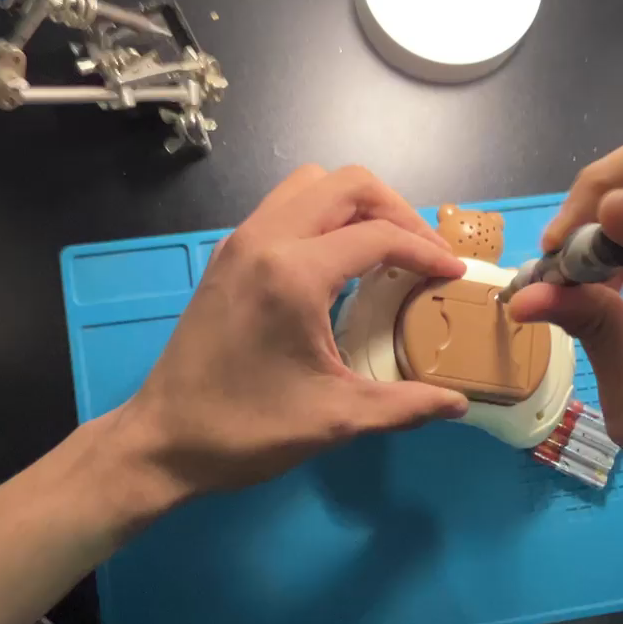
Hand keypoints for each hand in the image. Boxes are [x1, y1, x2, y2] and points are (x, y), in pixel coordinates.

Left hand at [120, 165, 470, 499]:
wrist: (163, 439)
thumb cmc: (247, 430)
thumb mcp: (335, 420)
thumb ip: (405, 406)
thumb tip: (459, 404)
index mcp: (293, 273)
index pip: (378, 235)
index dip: (426, 251)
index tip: (454, 274)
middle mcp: (265, 239)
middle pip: (347, 184)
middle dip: (397, 210)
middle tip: (424, 251)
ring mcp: (240, 241)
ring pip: (311, 185)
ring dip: (356, 205)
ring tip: (386, 247)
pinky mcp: (227, 254)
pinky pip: (285, 207)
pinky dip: (323, 217)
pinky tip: (340, 262)